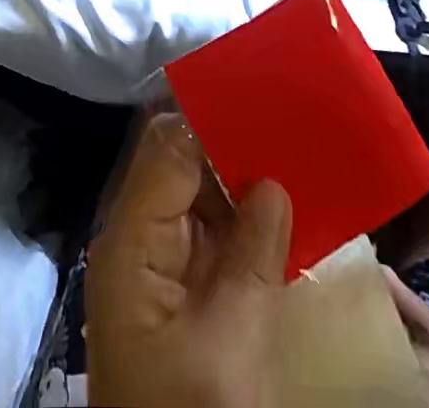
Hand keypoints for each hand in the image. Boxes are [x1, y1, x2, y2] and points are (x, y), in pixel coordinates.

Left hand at [87, 114, 293, 407]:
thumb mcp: (229, 337)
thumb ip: (252, 253)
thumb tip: (272, 183)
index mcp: (132, 240)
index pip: (168, 150)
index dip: (211, 117)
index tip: (262, 92)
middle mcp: (140, 235)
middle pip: (182, 163)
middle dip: (233, 141)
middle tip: (290, 117)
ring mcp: (161, 258)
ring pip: (201, 192)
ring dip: (245, 175)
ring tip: (296, 148)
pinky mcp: (182, 280)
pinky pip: (214, 227)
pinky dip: (247, 213)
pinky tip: (286, 203)